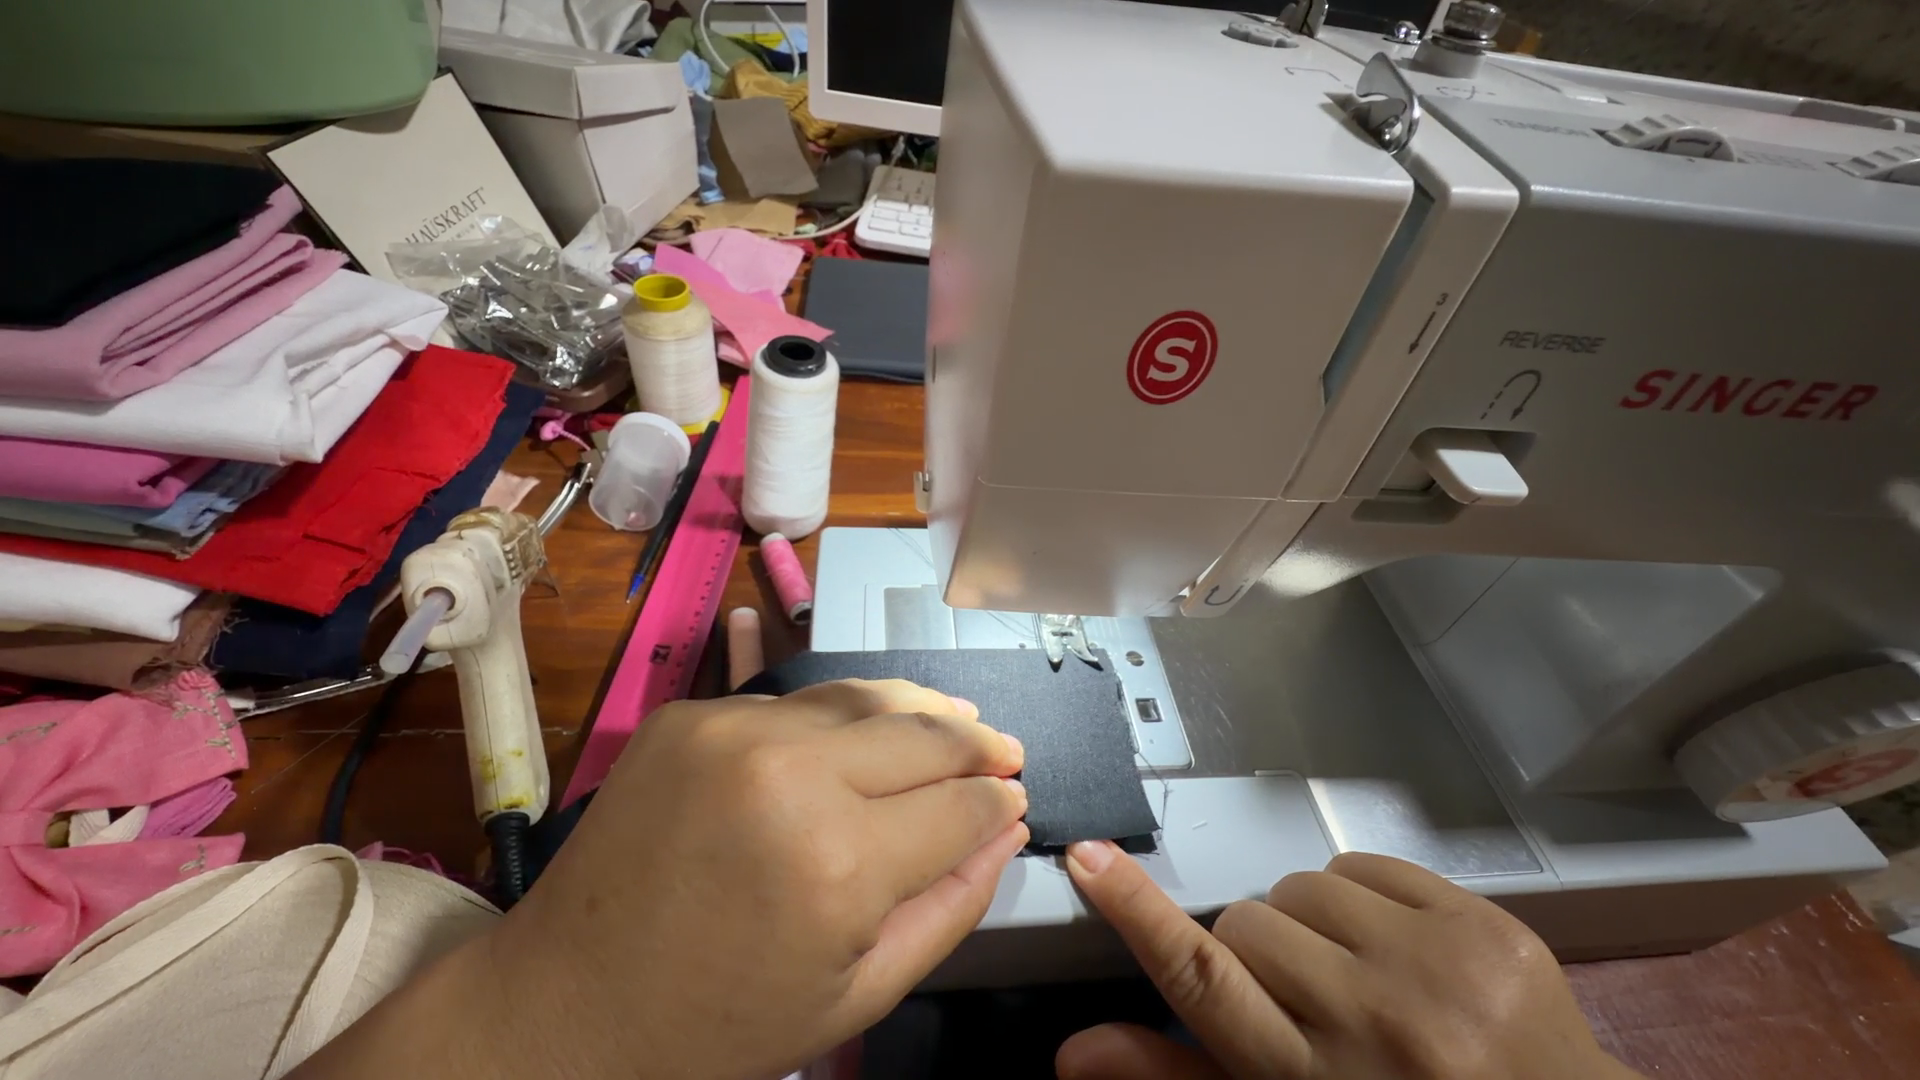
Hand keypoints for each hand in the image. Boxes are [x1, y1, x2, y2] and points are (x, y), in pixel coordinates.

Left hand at [293, 679, 1026, 1079]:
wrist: (564, 1005)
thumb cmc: (722, 1023)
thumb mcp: (858, 994)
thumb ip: (951, 905)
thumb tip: (1008, 825)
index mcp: (840, 864)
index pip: (962, 805)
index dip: (1001, 799)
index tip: (1018, 795)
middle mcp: (793, 774)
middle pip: (924, 732)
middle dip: (977, 742)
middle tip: (1005, 749)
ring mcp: (736, 729)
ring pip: (866, 695)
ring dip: (922, 709)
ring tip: (957, 721)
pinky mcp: (693, 712)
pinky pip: (797, 703)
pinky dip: (843, 720)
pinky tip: (862, 738)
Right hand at [1057, 845, 1640, 1079]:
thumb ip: (1178, 1076)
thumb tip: (1072, 1052)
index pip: (1202, 979)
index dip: (1136, 911)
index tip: (1088, 855)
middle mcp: (1376, 1023)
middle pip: (1248, 923)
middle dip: (1253, 951)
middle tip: (1299, 1002)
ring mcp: (1440, 969)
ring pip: (1300, 886)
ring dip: (1307, 924)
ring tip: (1352, 978)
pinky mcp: (1486, 927)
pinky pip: (1363, 864)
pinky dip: (1359, 898)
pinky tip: (1394, 951)